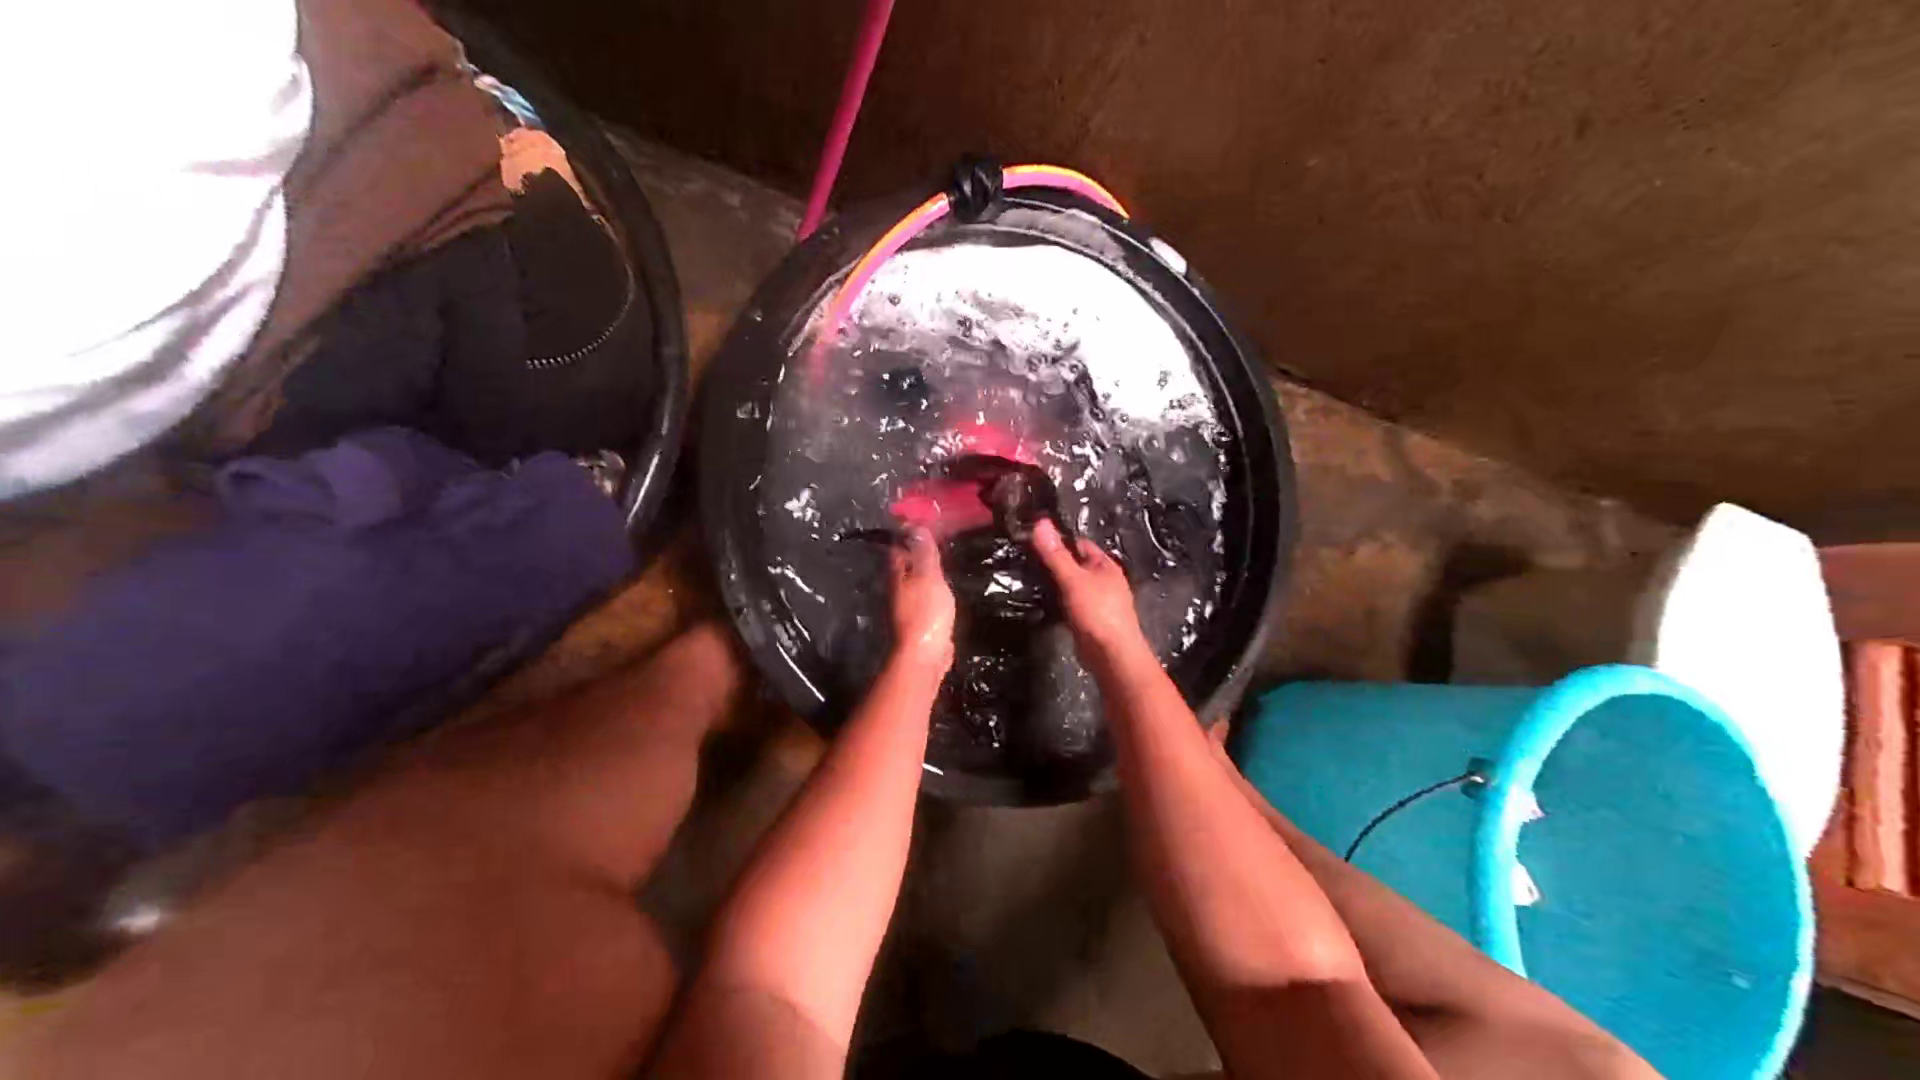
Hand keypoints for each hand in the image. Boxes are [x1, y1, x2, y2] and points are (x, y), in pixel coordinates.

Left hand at [890, 527, 954, 674]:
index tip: (922, 517)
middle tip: (936, 533)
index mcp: (898, 573)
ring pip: (916, 577)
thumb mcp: (929, 576)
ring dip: (926, 566)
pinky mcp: (920, 617)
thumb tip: (914, 525)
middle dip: (917, 548)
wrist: (926, 654)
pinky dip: (933, 584)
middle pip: (906, 561)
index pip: (899, 545)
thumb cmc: (926, 612)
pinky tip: (943, 583)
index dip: (908, 531)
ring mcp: (908, 603)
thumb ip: (924, 552)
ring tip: (942, 554)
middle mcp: (898, 586)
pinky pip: (926, 593)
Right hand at [1030, 519, 1150, 664]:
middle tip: (1026, 559)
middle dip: (1054, 562)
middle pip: (1074, 564)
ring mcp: (1098, 601)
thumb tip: (1041, 524)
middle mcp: (1104, 581)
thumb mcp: (1073, 579)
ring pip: (1071, 585)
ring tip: (1029, 579)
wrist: (1111, 655)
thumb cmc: (1098, 613)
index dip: (1058, 539)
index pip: (1079, 543)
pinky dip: (1057, 602)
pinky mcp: (1089, 620)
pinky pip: (1070, 604)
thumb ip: (1056, 554)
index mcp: (1105, 565)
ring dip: (1055, 584)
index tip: (1033, 539)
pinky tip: (1043, 604)